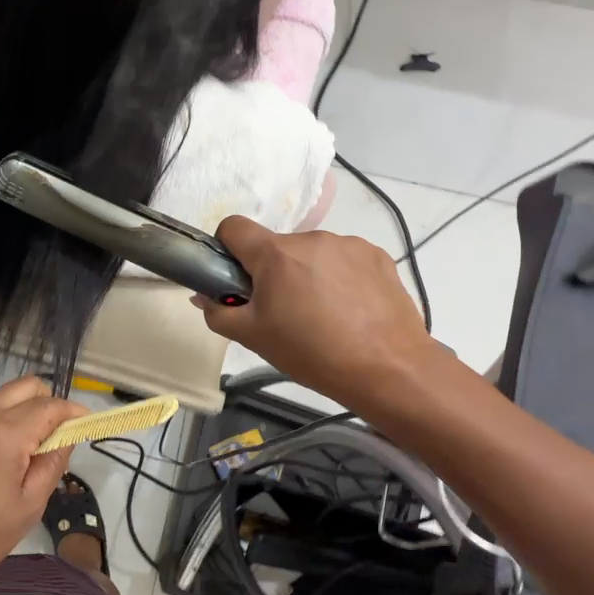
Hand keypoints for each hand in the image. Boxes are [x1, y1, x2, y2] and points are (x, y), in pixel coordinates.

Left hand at [0, 377, 86, 586]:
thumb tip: (67, 434)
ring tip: (25, 451)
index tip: (85, 426)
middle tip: (56, 437)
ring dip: (21, 412)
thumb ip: (53, 462)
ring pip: (0, 398)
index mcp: (3, 435)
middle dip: (48, 403)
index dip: (73, 412)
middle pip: (24, 387)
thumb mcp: (29, 504)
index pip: (49, 405)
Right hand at [194, 215, 441, 409]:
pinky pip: (343, 260)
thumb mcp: (251, 337)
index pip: (233, 226)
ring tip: (319, 313)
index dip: (226, 248)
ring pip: (311, 254)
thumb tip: (205, 296)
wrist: (388, 367)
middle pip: (275, 246)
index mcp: (276, 254)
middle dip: (271, 272)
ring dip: (306, 274)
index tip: (235, 278)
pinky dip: (337, 278)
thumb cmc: (309, 351)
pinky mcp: (378, 257)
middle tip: (280, 310)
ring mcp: (349, 245)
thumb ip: (218, 312)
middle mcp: (313, 239)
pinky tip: (347, 310)